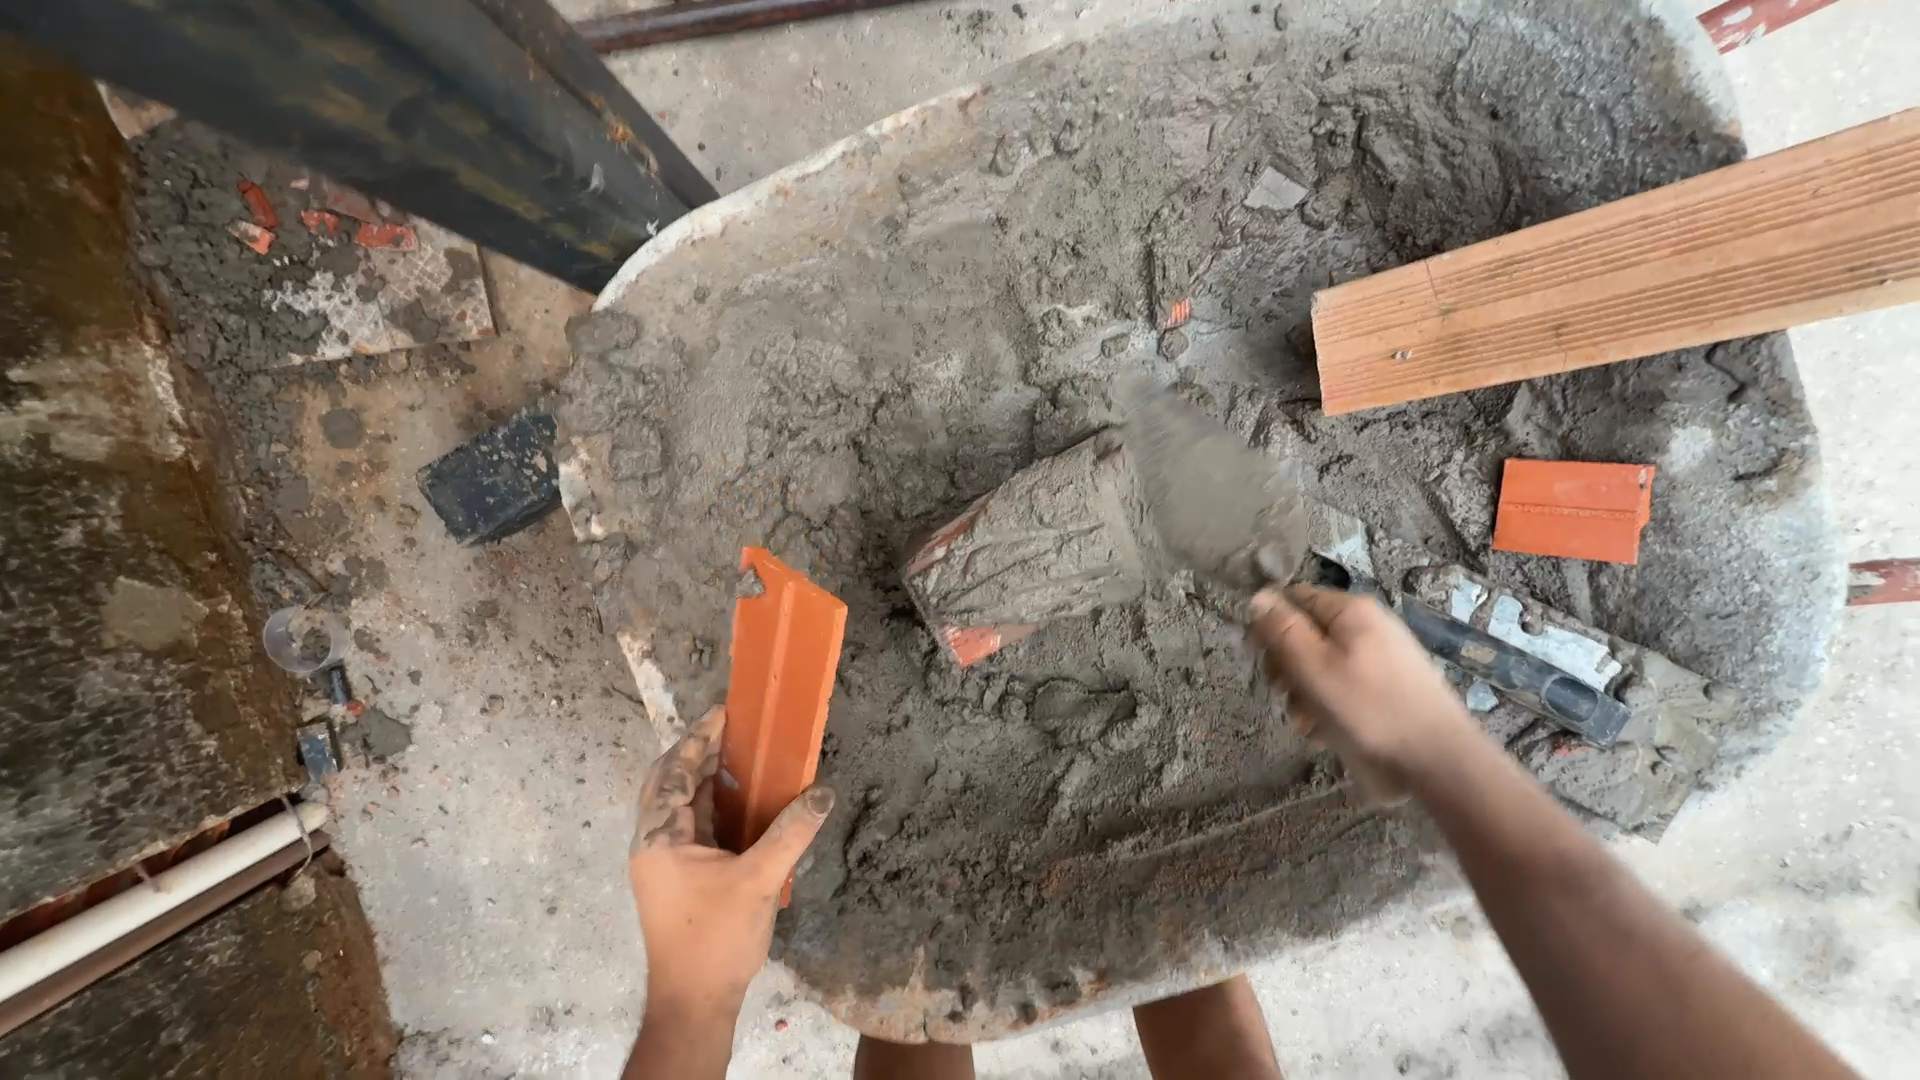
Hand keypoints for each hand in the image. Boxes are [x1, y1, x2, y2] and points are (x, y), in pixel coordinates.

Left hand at [629, 706, 834, 1016]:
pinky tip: (743, 799)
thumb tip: (824, 792)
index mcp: (659, 838)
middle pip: (668, 782)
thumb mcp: (759, 879)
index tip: (724, 712)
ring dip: (705, 778)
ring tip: (742, 755)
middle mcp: (654, 843)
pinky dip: (713, 804)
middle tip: (733, 730)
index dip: (698, 740)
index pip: (672, 773)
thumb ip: (791, 832)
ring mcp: (665, 861)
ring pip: (680, 804)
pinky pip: (694, 825)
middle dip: (697, 753)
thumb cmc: (716, 937)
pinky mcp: (680, 876)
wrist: (696, 1003)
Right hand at [1245, 585, 1475, 789]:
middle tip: (1284, 692)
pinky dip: (1328, 707)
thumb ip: (1282, 629)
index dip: (1269, 624)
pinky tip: (1327, 731)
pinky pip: (1341, 687)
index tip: (1257, 656)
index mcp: (1350, 610)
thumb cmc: (1369, 707)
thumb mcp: (1313, 666)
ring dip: (1304, 693)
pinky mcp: (1384, 687)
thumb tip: (1256, 596)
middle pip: (1304, 634)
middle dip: (1287, 666)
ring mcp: (1377, 657)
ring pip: (1319, 666)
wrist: (1437, 760)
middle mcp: (1365, 626)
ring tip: (1308, 721)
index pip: (1293, 598)